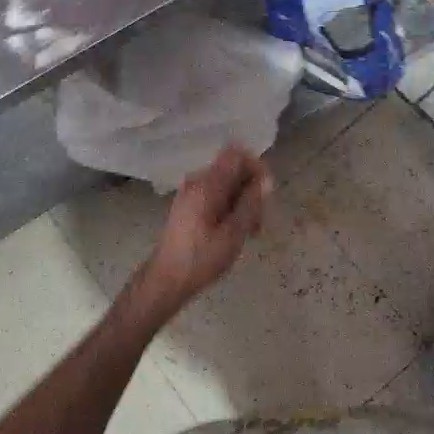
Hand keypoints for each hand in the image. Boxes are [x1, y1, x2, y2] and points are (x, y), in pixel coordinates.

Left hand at [124, 144, 272, 325]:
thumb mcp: (233, 234)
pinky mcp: (188, 206)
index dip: (255, 166)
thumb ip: (250, 204)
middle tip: (259, 222)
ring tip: (250, 232)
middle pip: (233, 170)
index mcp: (207, 185)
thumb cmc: (201, 258)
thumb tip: (266, 181)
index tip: (264, 192)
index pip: (235, 154)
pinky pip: (215, 195)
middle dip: (251, 190)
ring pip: (226, 185)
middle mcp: (197, 182)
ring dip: (242, 202)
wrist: (166, 279)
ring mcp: (190, 193)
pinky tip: (235, 232)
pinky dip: (229, 208)